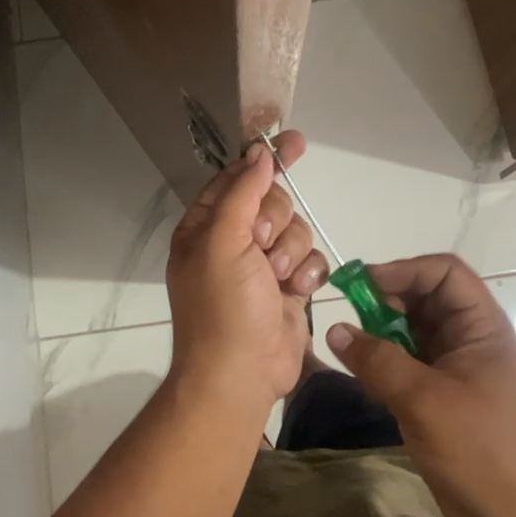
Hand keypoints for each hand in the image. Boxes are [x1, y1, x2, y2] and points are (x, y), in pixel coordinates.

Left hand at [165, 132, 330, 414]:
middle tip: (263, 246)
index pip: (237, 178)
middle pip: (272, 201)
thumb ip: (242, 193)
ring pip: (295, 229)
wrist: (241, 374)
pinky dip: (307, 273)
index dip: (264, 160)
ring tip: (278, 279)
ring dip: (291, 251)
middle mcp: (232, 241)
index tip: (295, 142)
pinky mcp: (288, 287)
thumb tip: (257, 153)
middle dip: (276, 221)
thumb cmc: (223, 306)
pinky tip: (298, 291)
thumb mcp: (222, 242)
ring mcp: (261, 265)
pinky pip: (309, 258)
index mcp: (205, 226)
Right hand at [324, 254, 515, 516]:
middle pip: (423, 295)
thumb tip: (336, 330)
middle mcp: (468, 336)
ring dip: (380, 330)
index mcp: (481, 326)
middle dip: (386, 300)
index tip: (364, 287)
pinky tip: (362, 372)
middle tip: (351, 317)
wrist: (512, 515)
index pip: (444, 271)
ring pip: (410, 326)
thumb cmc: (478, 449)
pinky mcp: (439, 389)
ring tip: (353, 347)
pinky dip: (382, 357)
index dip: (404, 270)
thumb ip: (378, 360)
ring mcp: (454, 363)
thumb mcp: (423, 399)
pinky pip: (405, 357)